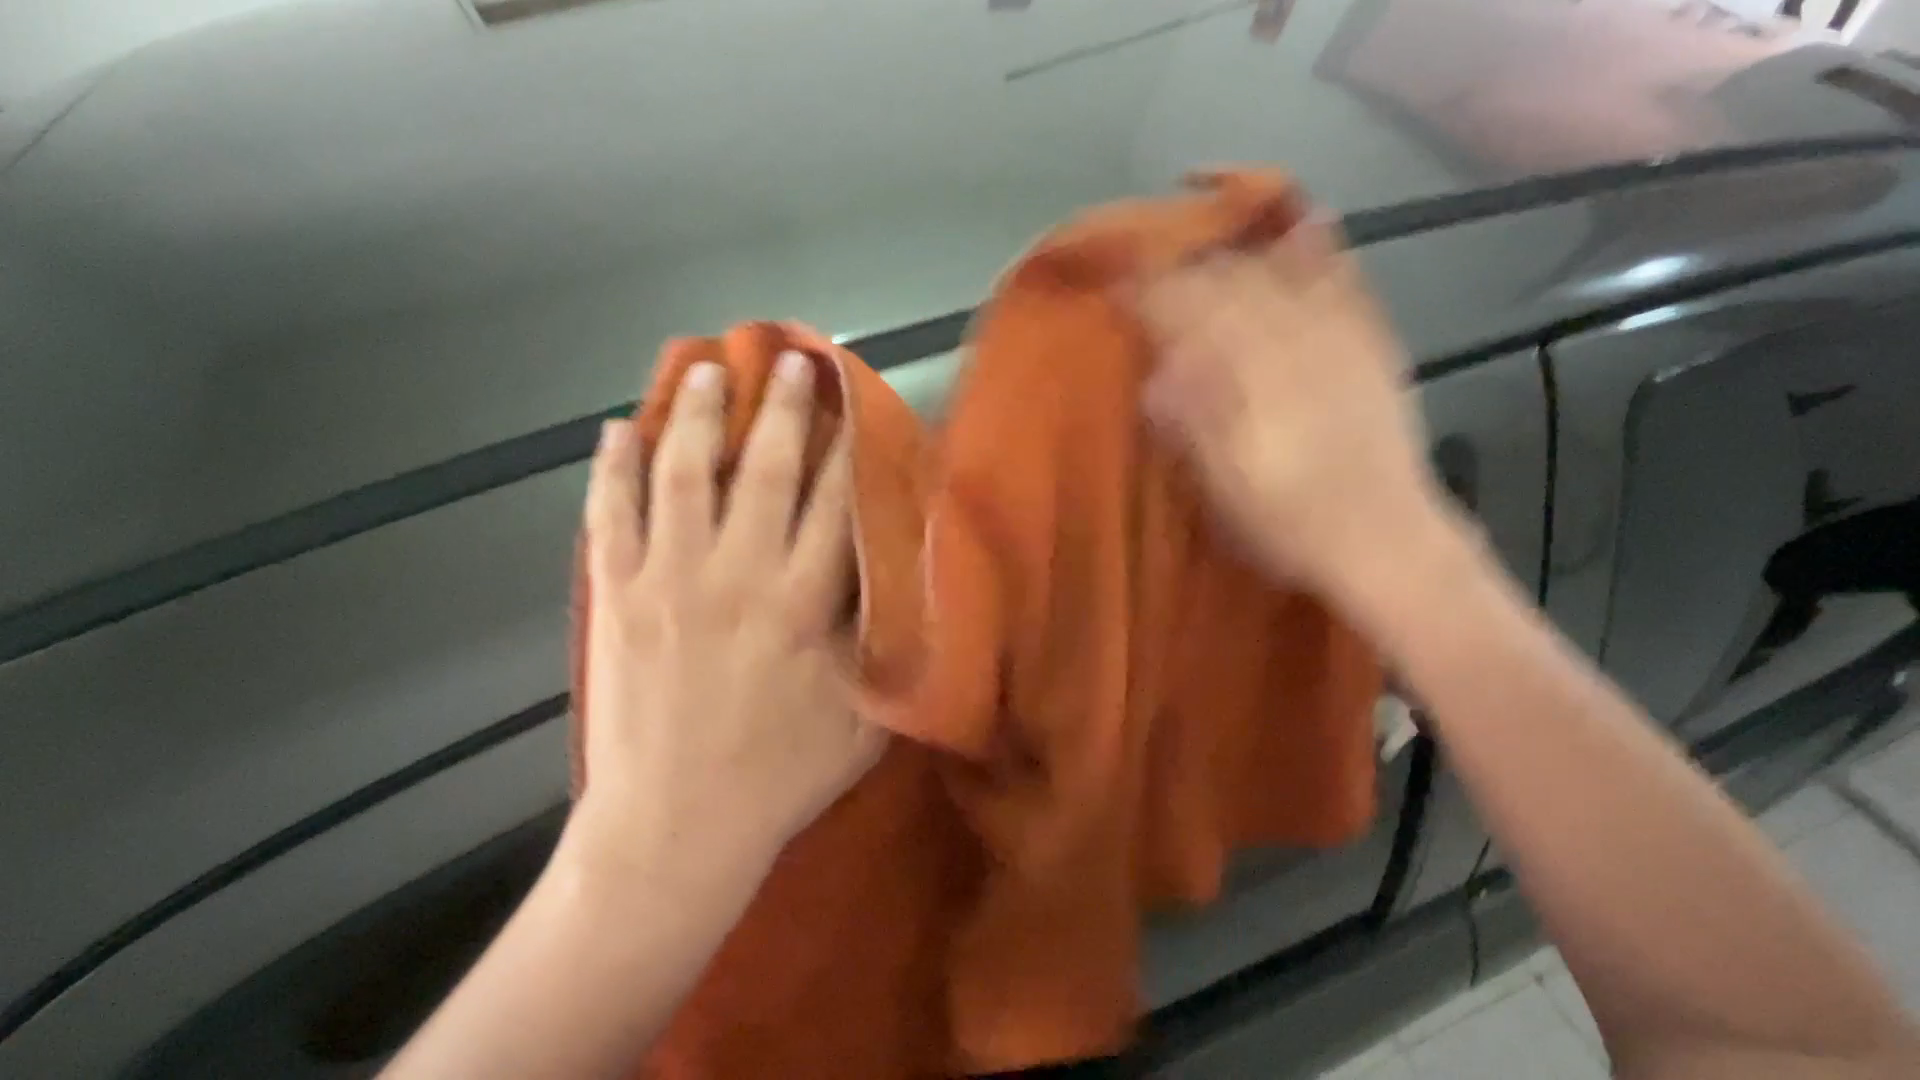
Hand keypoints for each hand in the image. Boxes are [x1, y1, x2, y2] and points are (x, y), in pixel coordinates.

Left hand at [566, 353, 886, 893]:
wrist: (674, 829)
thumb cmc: (779, 778)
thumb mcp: (863, 722)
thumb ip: (884, 645)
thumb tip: (899, 578)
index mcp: (804, 604)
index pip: (839, 501)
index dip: (854, 444)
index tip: (863, 401)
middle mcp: (739, 573)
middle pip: (769, 468)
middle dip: (786, 407)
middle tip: (795, 359)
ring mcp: (668, 578)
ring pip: (685, 472)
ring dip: (698, 414)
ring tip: (708, 369)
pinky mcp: (616, 594)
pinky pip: (610, 513)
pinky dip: (612, 467)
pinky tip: (618, 430)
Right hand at [1133, 216, 1454, 602]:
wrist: (1383, 539)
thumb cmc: (1285, 523)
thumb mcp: (1218, 484)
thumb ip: (1187, 421)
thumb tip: (1156, 373)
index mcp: (1241, 379)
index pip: (1184, 314)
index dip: (1147, 293)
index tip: (1118, 286)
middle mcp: (1287, 342)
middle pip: (1228, 281)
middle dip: (1187, 265)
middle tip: (1158, 263)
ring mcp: (1335, 337)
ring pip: (1281, 272)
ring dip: (1243, 248)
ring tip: (1216, 237)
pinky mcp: (1371, 344)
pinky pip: (1345, 280)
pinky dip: (1322, 249)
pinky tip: (1309, 224)